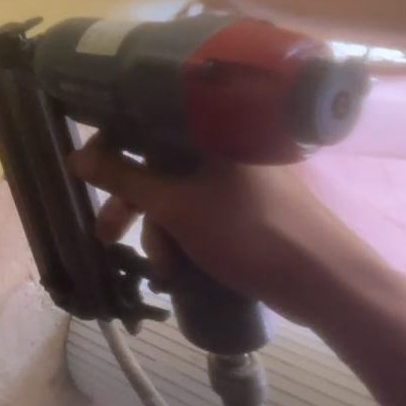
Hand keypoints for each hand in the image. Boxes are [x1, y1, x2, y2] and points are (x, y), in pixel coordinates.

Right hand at [68, 135, 389, 325]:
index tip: (89, 170)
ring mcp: (237, 175)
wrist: (330, 284)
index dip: (111, 145)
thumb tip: (75, 158)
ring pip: (176, 191)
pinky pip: (199, 208)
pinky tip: (179, 267)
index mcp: (208, 130)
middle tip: (106, 233)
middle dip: (131, 204)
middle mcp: (221, 144)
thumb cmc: (250, 233)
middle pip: (157, 163)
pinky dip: (183, 234)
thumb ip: (123, 180)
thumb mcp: (175, 208)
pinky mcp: (247, 203)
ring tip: (160, 267)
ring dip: (158, 229)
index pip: (145, 120)